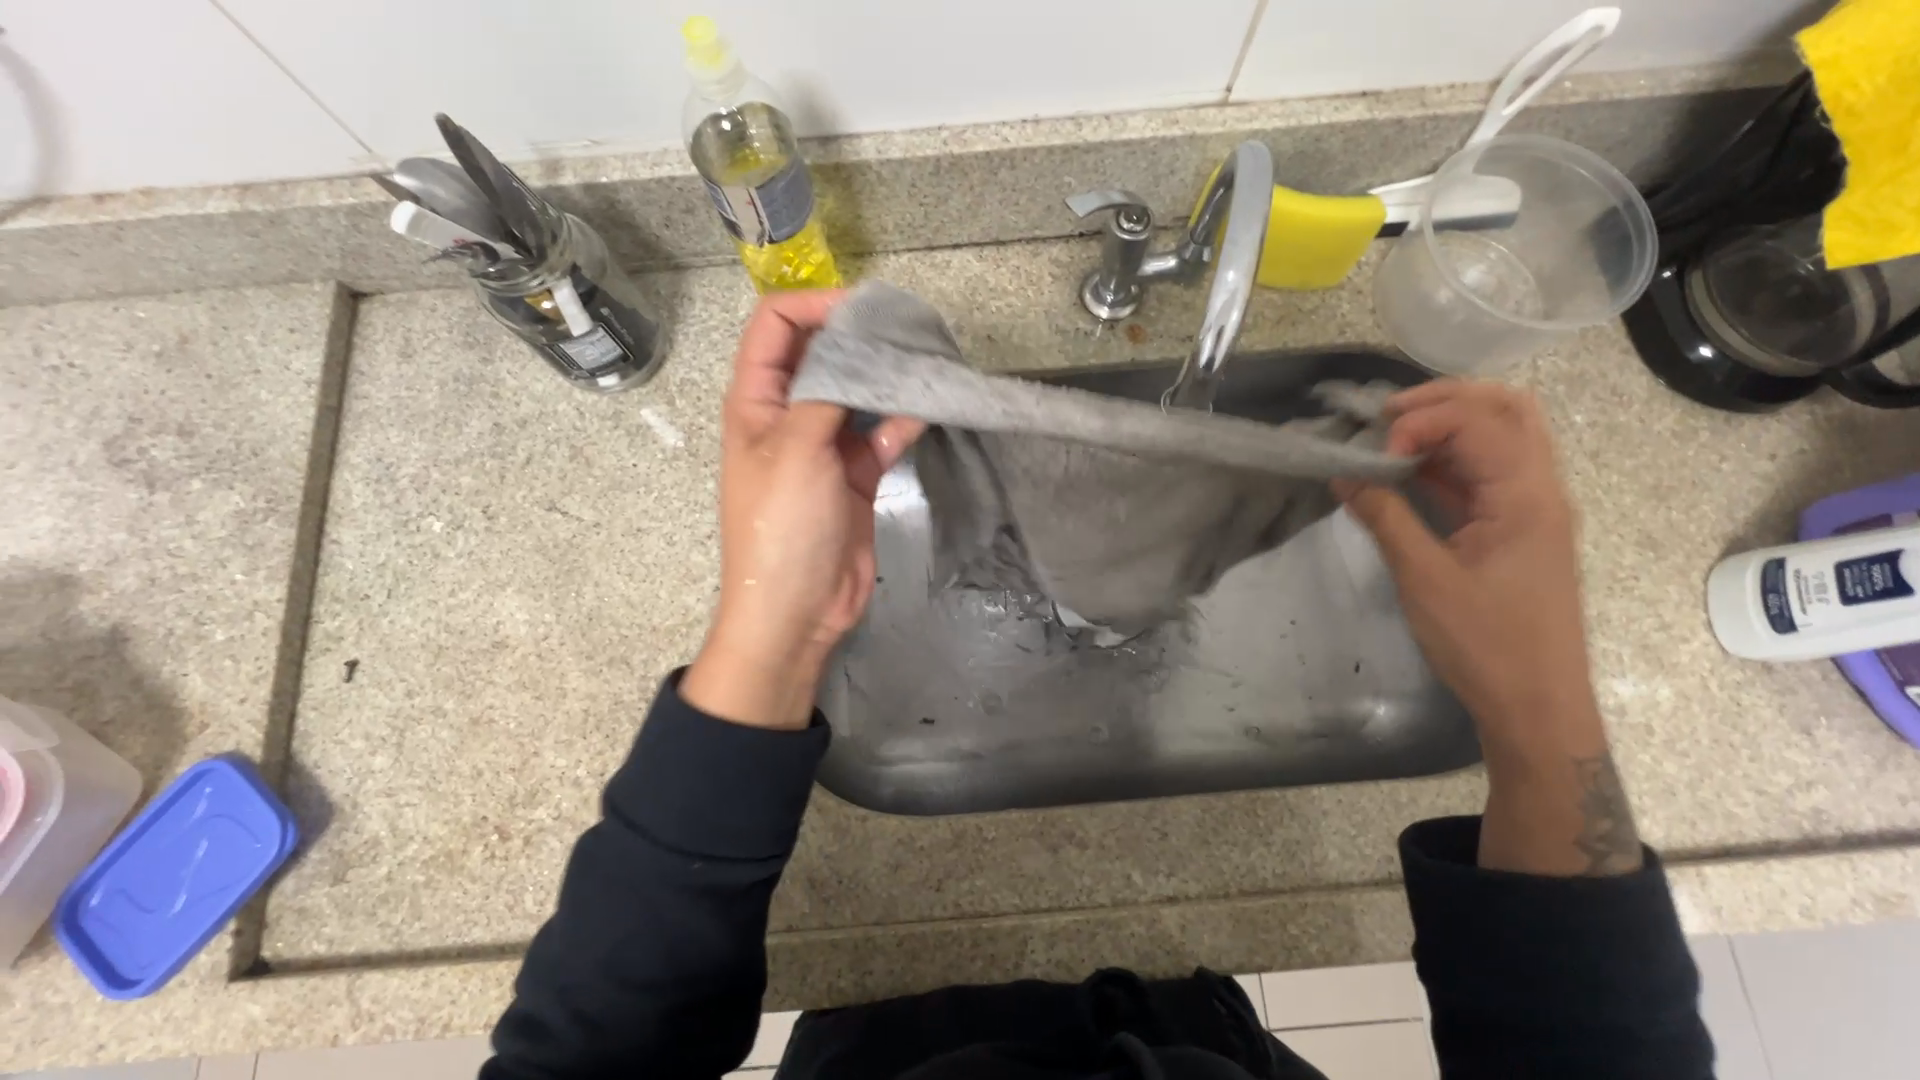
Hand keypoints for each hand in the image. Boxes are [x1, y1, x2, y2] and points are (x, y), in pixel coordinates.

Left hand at [682, 291, 925, 730]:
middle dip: (860, 337)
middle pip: (822, 353)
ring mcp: (824, 444)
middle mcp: (788, 414)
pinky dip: (901, 420)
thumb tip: (865, 353)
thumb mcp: (796, 449)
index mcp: (755, 400)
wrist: (797, 610)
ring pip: (858, 391)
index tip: (866, 308)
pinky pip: (880, 433)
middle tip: (908, 331)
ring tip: (926, 363)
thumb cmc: (781, 528)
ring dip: (887, 377)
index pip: (776, 325)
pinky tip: (926, 412)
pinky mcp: (856, 474)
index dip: (815, 304)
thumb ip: (827, 392)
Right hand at [1336, 380, 1639, 875]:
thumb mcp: (1424, 579)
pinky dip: (1446, 462)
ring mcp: (1532, 508)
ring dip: (1447, 427)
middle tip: (1385, 415)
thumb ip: (1385, 518)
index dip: (1420, 421)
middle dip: (1444, 400)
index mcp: (1527, 496)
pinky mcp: (1517, 529)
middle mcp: (1540, 489)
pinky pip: (1486, 475)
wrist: (1535, 704)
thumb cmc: (1484, 644)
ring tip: (1390, 436)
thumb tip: (1344, 474)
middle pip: (1505, 410)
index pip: (1478, 421)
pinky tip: (1404, 473)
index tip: (1373, 452)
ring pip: (1499, 438)